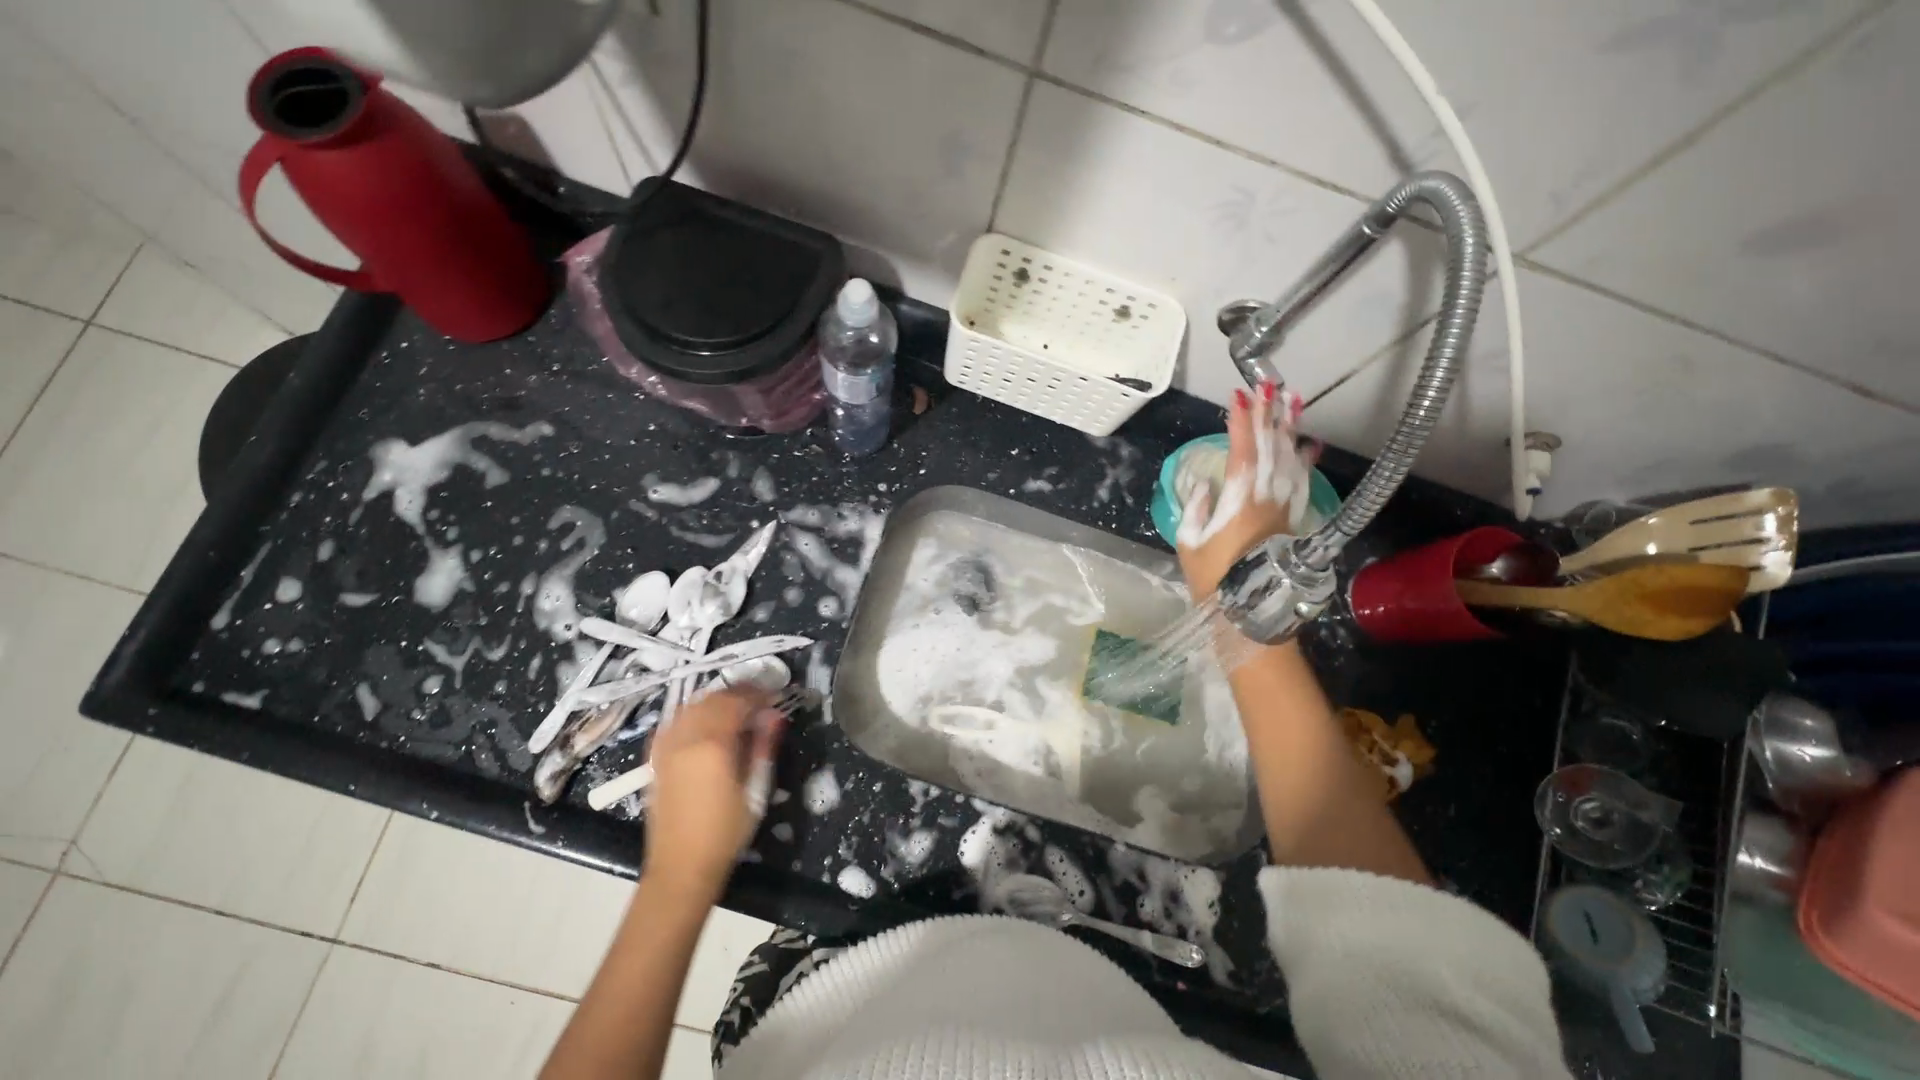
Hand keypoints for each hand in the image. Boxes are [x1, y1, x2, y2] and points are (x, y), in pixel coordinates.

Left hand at [640, 687, 782, 902]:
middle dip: (737, 694)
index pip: (737, 702)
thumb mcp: (755, 791)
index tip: (775, 696)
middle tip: (759, 700)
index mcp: (713, 745)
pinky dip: (691, 715)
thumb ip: (763, 748)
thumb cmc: (725, 832)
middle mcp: (685, 738)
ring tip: (734, 710)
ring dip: (713, 701)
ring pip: (690, 706)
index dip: (758, 694)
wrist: (681, 866)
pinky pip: (673, 722)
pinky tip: (703, 725)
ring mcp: (666, 747)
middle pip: (711, 699)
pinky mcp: (655, 759)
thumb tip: (775, 716)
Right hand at [1176, 380, 1310, 597]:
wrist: (1252, 610)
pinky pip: (1303, 482)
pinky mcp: (1295, 519)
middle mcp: (1267, 496)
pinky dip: (1306, 461)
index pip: (1242, 450)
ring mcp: (1285, 507)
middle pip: (1271, 447)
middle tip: (1271, 385)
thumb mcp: (1190, 545)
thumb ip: (1196, 510)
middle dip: (1269, 415)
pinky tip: (1310, 444)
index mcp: (1240, 499)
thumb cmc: (1216, 579)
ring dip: (1290, 429)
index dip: (1241, 422)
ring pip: (1290, 459)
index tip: (1238, 397)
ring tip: (1292, 402)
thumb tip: (1205, 485)